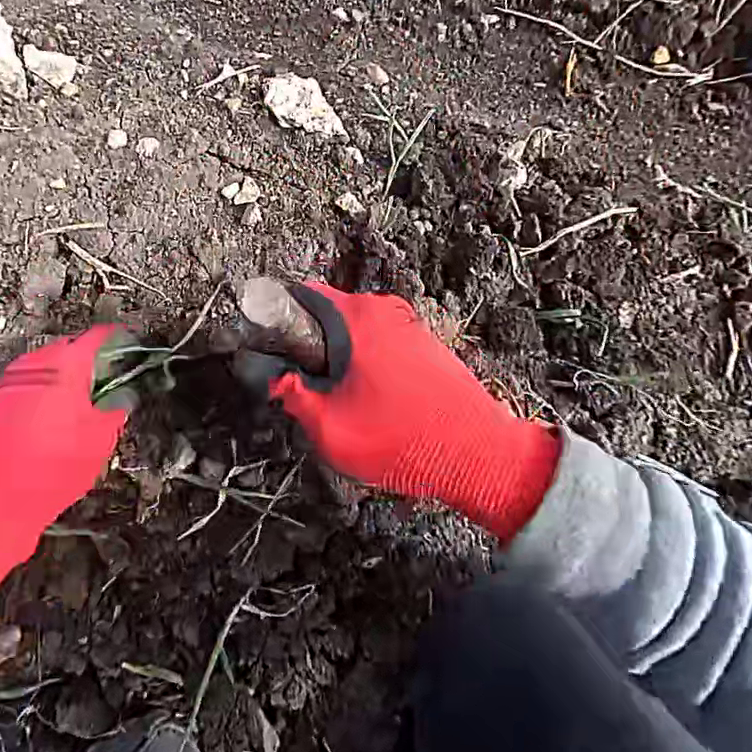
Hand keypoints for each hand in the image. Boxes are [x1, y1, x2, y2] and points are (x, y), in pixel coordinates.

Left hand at [0, 326, 133, 622]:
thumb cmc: (48, 470)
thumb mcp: (100, 439)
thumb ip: (116, 407)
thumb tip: (123, 396)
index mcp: (66, 365)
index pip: (98, 337)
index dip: (118, 339)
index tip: (128, 345)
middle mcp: (35, 365)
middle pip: (70, 349)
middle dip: (91, 363)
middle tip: (109, 382)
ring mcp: (9, 382)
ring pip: (46, 369)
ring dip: (64, 380)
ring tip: (80, 408)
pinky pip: (26, 387)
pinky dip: (42, 395)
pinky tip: (52, 423)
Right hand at [236, 284, 559, 541]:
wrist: (481, 455)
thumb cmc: (406, 442)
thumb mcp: (331, 429)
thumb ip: (292, 395)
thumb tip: (270, 375)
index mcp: (358, 319)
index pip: (302, 296)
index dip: (280, 321)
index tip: (276, 351)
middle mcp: (385, 310)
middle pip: (328, 314)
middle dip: (314, 347)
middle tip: (315, 388)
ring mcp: (408, 323)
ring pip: (355, 331)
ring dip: (343, 358)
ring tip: (351, 402)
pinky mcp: (423, 341)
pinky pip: (380, 341)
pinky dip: (368, 363)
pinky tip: (378, 402)